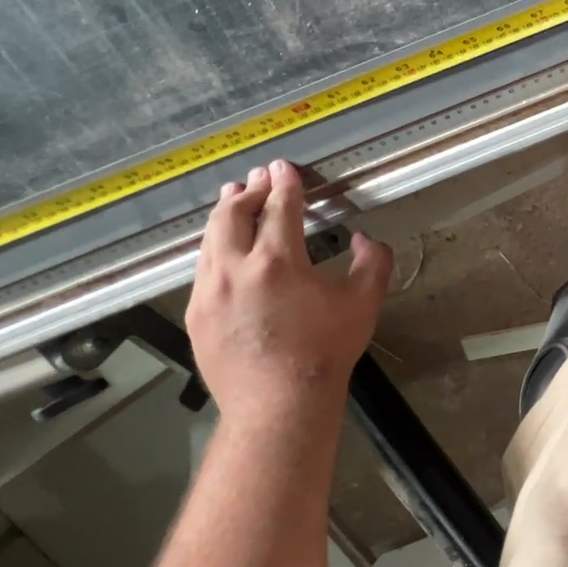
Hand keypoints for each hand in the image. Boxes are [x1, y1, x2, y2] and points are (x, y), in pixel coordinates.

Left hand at [187, 160, 392, 425]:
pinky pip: (203, 267)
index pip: (279, 210)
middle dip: (246, 193)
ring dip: (224, 216)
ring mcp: (208, 293)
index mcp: (278, 262)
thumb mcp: (365, 299)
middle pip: (230, 218)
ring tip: (233, 200)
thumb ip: (372, 260)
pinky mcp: (195, 314)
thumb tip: (362, 239)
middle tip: (259, 178)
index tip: (284, 167)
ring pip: (209, 241)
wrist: (279, 399)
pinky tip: (224, 246)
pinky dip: (215, 245)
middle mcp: (234, 270)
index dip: (284, 185)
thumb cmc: (327, 346)